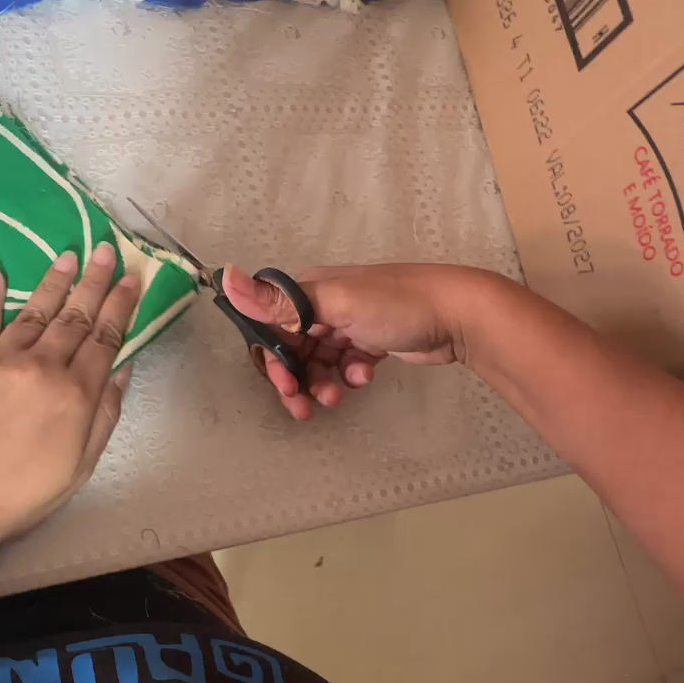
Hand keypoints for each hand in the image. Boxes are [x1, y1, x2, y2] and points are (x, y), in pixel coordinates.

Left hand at [0, 242, 138, 560]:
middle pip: (75, 316)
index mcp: (76, 394)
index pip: (106, 338)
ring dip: (55, 281)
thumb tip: (122, 371)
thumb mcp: (79, 467)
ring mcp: (2, 359)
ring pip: (36, 310)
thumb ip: (104, 416)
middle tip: (105, 248)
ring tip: (69, 254)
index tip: (132, 279)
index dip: (121, 306)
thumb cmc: (21, 494)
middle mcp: (43, 365)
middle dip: (94, 281)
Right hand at [221, 262, 508, 419]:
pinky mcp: (369, 341)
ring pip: (318, 362)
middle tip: (307, 408)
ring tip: (340, 396)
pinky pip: (345, 364)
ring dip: (323, 382)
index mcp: (309, 289)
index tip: (285, 385)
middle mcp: (323, 304)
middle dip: (297, 379)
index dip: (272, 360)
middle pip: (292, 350)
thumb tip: (224, 275)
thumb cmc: (395, 304)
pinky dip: (350, 374)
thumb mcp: (334, 302)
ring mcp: (348, 323)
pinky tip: (366, 376)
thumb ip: (279, 300)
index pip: (271, 328)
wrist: (459, 314)